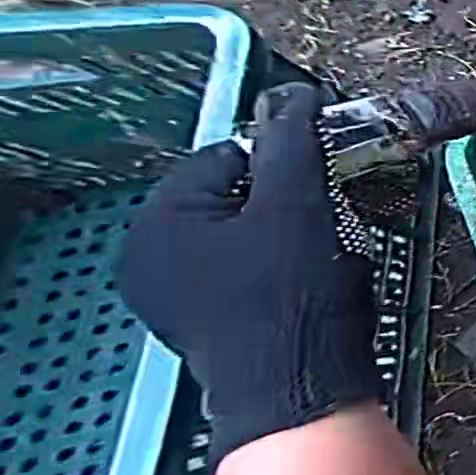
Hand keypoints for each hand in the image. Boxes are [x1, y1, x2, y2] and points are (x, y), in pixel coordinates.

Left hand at [119, 83, 379, 458]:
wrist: (300, 380)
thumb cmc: (297, 286)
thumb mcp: (300, 206)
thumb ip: (292, 146)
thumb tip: (293, 95)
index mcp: (160, 220)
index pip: (228, 155)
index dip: (286, 165)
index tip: (326, 188)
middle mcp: (148, 253)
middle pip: (235, 193)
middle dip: (286, 199)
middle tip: (328, 221)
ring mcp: (171, 291)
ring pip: (243, 229)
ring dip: (288, 230)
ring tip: (323, 253)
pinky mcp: (200, 316)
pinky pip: (241, 264)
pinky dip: (278, 261)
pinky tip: (305, 281)